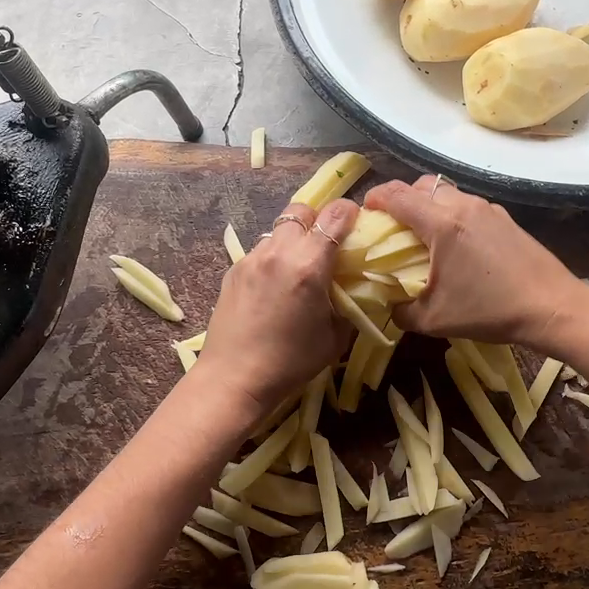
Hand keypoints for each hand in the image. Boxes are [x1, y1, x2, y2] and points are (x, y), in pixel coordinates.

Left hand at [195, 199, 358, 415]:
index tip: (354, 222)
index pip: (333, 215)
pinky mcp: (234, 269)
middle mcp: (279, 252)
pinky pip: (260, 250)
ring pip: (278, 230)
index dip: (348, 212)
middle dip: (317, 220)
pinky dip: (273, 258)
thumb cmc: (290, 362)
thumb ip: (347, 303)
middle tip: (324, 244)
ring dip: (293, 239)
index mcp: (309, 265)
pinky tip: (273, 286)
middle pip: (301, 211)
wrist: (234, 377)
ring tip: (296, 267)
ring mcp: (252, 257)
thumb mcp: (334, 337)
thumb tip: (353, 288)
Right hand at [364, 176, 583, 349]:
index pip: (396, 195)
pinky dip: (451, 213)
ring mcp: (487, 208)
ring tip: (422, 232)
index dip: (374, 198)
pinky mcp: (504, 217)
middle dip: (400, 198)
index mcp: (441, 224)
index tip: (364, 212)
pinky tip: (456, 242)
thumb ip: (401, 310)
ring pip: (446, 192)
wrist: (552, 307)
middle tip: (391, 223)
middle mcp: (462, 206)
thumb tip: (388, 304)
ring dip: (428, 204)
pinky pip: (467, 204)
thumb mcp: (434, 319)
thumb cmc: (490, 310)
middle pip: (420, 185)